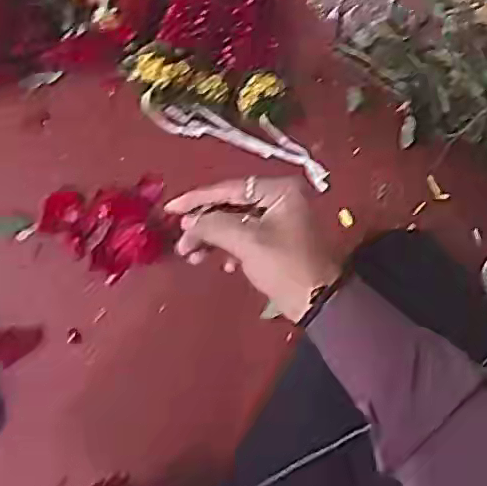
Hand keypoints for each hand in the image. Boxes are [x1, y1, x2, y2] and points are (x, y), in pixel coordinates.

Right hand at [167, 177, 343, 321]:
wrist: (316, 298)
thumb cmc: (285, 265)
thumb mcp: (248, 243)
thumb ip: (215, 226)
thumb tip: (189, 221)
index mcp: (281, 190)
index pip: (233, 187)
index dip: (199, 198)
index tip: (171, 208)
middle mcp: (282, 196)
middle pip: (233, 203)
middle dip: (205, 222)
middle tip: (182, 241)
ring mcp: (281, 216)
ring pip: (237, 220)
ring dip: (214, 236)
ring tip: (193, 255)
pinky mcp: (278, 236)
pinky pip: (246, 234)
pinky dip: (230, 246)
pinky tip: (224, 263)